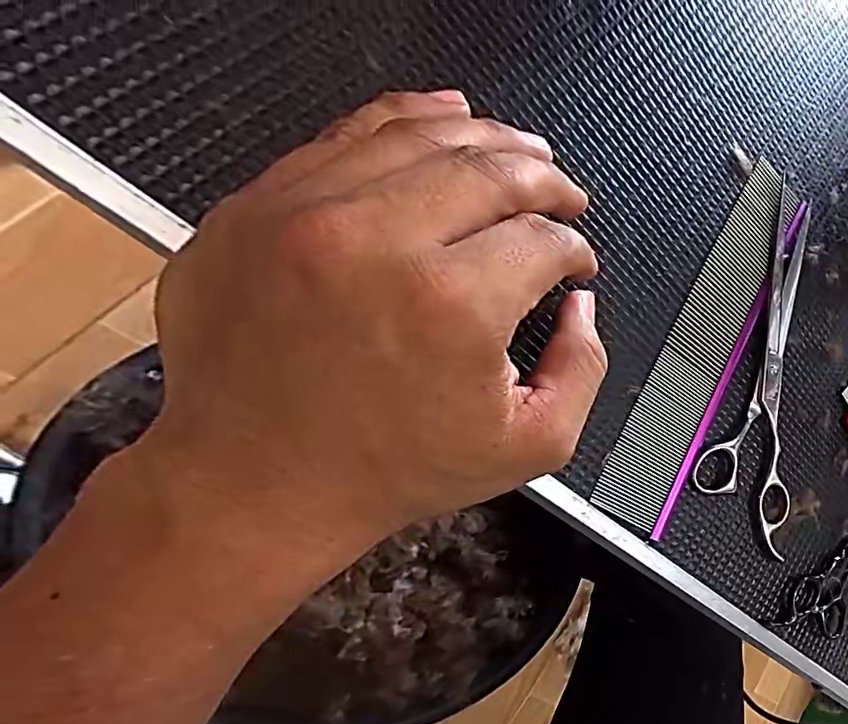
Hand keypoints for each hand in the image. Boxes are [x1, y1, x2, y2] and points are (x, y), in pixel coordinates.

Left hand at [138, 90, 604, 556]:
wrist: (267, 476)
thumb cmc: (400, 464)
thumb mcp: (538, 442)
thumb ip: (585, 367)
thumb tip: (582, 308)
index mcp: (455, 306)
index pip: (542, 240)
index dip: (577, 249)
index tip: (580, 265)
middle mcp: (378, 244)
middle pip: (490, 172)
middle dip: (546, 180)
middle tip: (569, 195)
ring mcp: (306, 215)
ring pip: (420, 138)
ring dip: (489, 139)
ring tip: (525, 150)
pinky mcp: (257, 208)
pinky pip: (343, 135)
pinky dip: (405, 118)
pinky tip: (447, 117)